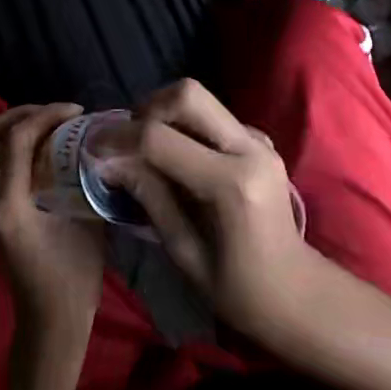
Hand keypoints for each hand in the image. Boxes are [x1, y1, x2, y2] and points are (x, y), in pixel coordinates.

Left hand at [0, 103, 105, 334]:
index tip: (75, 111)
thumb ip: (84, 180)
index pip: (16, 139)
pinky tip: (45, 150)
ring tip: (49, 125)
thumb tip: (96, 145)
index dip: (46, 115)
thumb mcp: (86, 225)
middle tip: (54, 114)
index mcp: (10, 203)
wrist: (49, 320)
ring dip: (13, 127)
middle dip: (19, 114)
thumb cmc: (73, 278)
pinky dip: (13, 146)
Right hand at [102, 79, 325, 334]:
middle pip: (187, 95)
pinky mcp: (259, 141)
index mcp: (231, 184)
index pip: (160, 139)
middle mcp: (249, 150)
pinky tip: (175, 156)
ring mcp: (259, 141)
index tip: (91, 147)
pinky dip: (184, 124)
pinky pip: (212, 115)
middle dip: (146, 108)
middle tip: (126, 139)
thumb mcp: (184, 251)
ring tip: (144, 146)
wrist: (298, 295)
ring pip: (200, 98)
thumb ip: (149, 196)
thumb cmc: (239, 289)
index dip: (118, 138)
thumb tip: (107, 160)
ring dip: (164, 113)